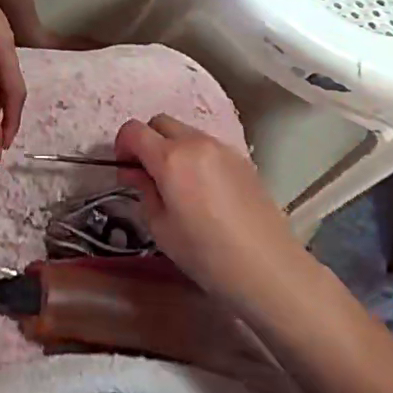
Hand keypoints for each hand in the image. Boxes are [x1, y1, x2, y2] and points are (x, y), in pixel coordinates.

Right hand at [114, 115, 310, 307]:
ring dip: (172, 147)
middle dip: (147, 141)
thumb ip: (144, 191)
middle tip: (148, 175)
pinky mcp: (242, 159)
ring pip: (185, 132)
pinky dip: (196, 156)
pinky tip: (204, 191)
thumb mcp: (161, 228)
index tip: (125, 169)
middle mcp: (196, 142)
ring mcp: (223, 147)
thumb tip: (135, 173)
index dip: (122, 145)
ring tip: (178, 185)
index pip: (134, 130)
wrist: (269, 269)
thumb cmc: (207, 255)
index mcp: (171, 158)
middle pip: (160, 122)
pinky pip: (208, 146)